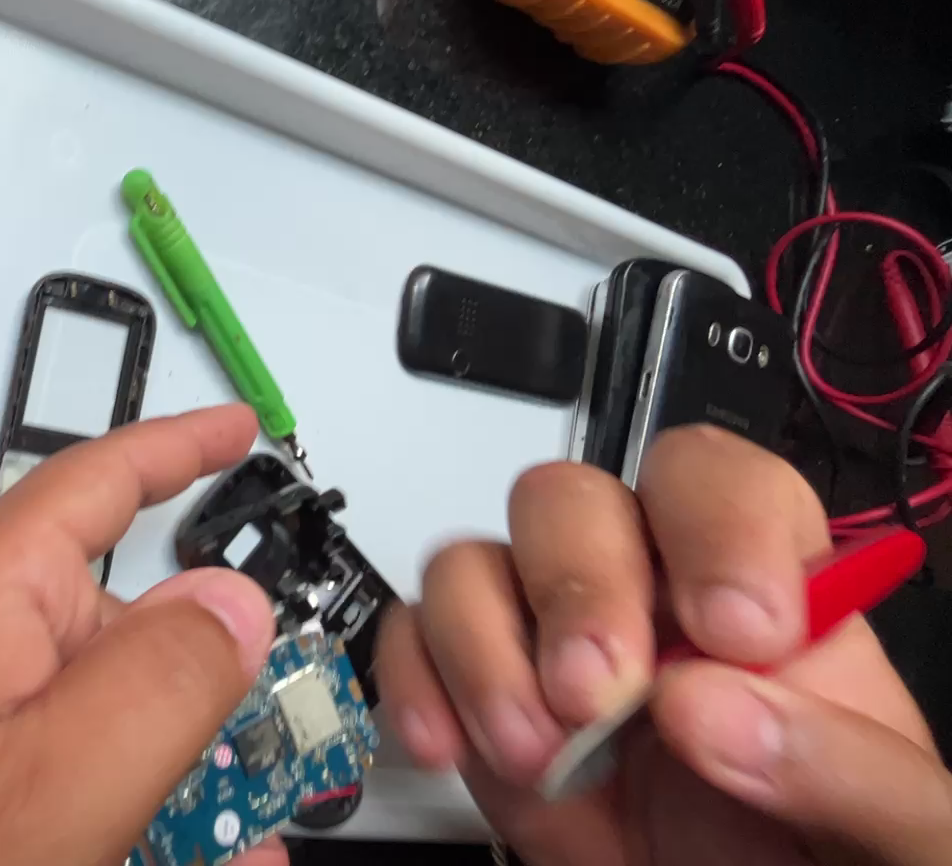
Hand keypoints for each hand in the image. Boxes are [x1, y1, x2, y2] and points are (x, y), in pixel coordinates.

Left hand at [0, 404, 287, 865]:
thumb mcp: (54, 786)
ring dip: (150, 752)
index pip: (104, 476)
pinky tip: (135, 842)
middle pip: (113, 610)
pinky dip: (95, 772)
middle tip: (258, 751)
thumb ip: (162, 684)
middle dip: (192, 679)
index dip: (182, 444)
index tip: (239, 430)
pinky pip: (38, 727)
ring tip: (214, 837)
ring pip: (83, 688)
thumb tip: (236, 604)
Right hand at [378, 425, 949, 864]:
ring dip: (480, 650)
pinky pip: (405, 633)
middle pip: (561, 499)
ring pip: (464, 560)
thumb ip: (857, 776)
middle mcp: (625, 589)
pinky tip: (448, 746)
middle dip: (570, 589)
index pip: (709, 478)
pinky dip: (413, 682)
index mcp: (746, 596)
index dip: (711, 522)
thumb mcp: (905, 846)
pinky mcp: (457, 673)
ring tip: (532, 754)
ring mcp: (526, 625)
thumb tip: (712, 706)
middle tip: (594, 697)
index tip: (731, 633)